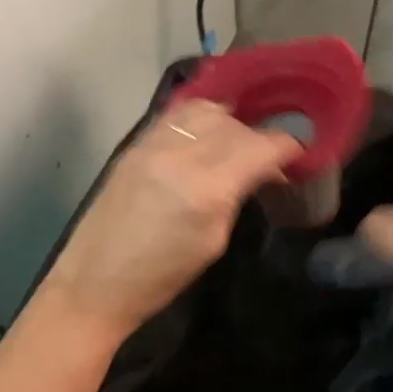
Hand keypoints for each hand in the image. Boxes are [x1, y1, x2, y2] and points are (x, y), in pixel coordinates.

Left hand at [38, 100, 301, 341]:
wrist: (95, 281)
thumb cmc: (162, 277)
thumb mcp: (214, 241)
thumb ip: (237, 196)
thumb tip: (261, 171)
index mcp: (206, 188)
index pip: (259, 145)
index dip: (286, 146)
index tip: (297, 154)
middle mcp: (179, 155)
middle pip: (233, 124)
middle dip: (257, 135)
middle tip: (267, 155)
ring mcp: (151, 146)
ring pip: (203, 110)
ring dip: (227, 120)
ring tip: (236, 141)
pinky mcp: (133, 146)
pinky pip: (174, 117)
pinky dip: (197, 119)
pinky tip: (205, 135)